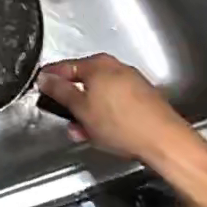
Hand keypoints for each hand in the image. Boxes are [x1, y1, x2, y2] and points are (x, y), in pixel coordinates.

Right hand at [37, 54, 199, 165]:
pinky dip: (106, 114)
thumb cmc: (121, 124)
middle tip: (64, 117)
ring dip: (89, 112)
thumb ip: (60, 91)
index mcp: (97, 64)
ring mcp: (131, 82)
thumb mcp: (81, 109)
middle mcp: (115, 67)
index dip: (50, 78)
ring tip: (85, 132)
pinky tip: (104, 133)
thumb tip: (45, 78)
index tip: (41, 87)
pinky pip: (116, 102)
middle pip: (84, 81)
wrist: (165, 142)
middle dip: (73, 101)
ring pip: (100, 94)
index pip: (65, 66)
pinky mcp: (143, 99)